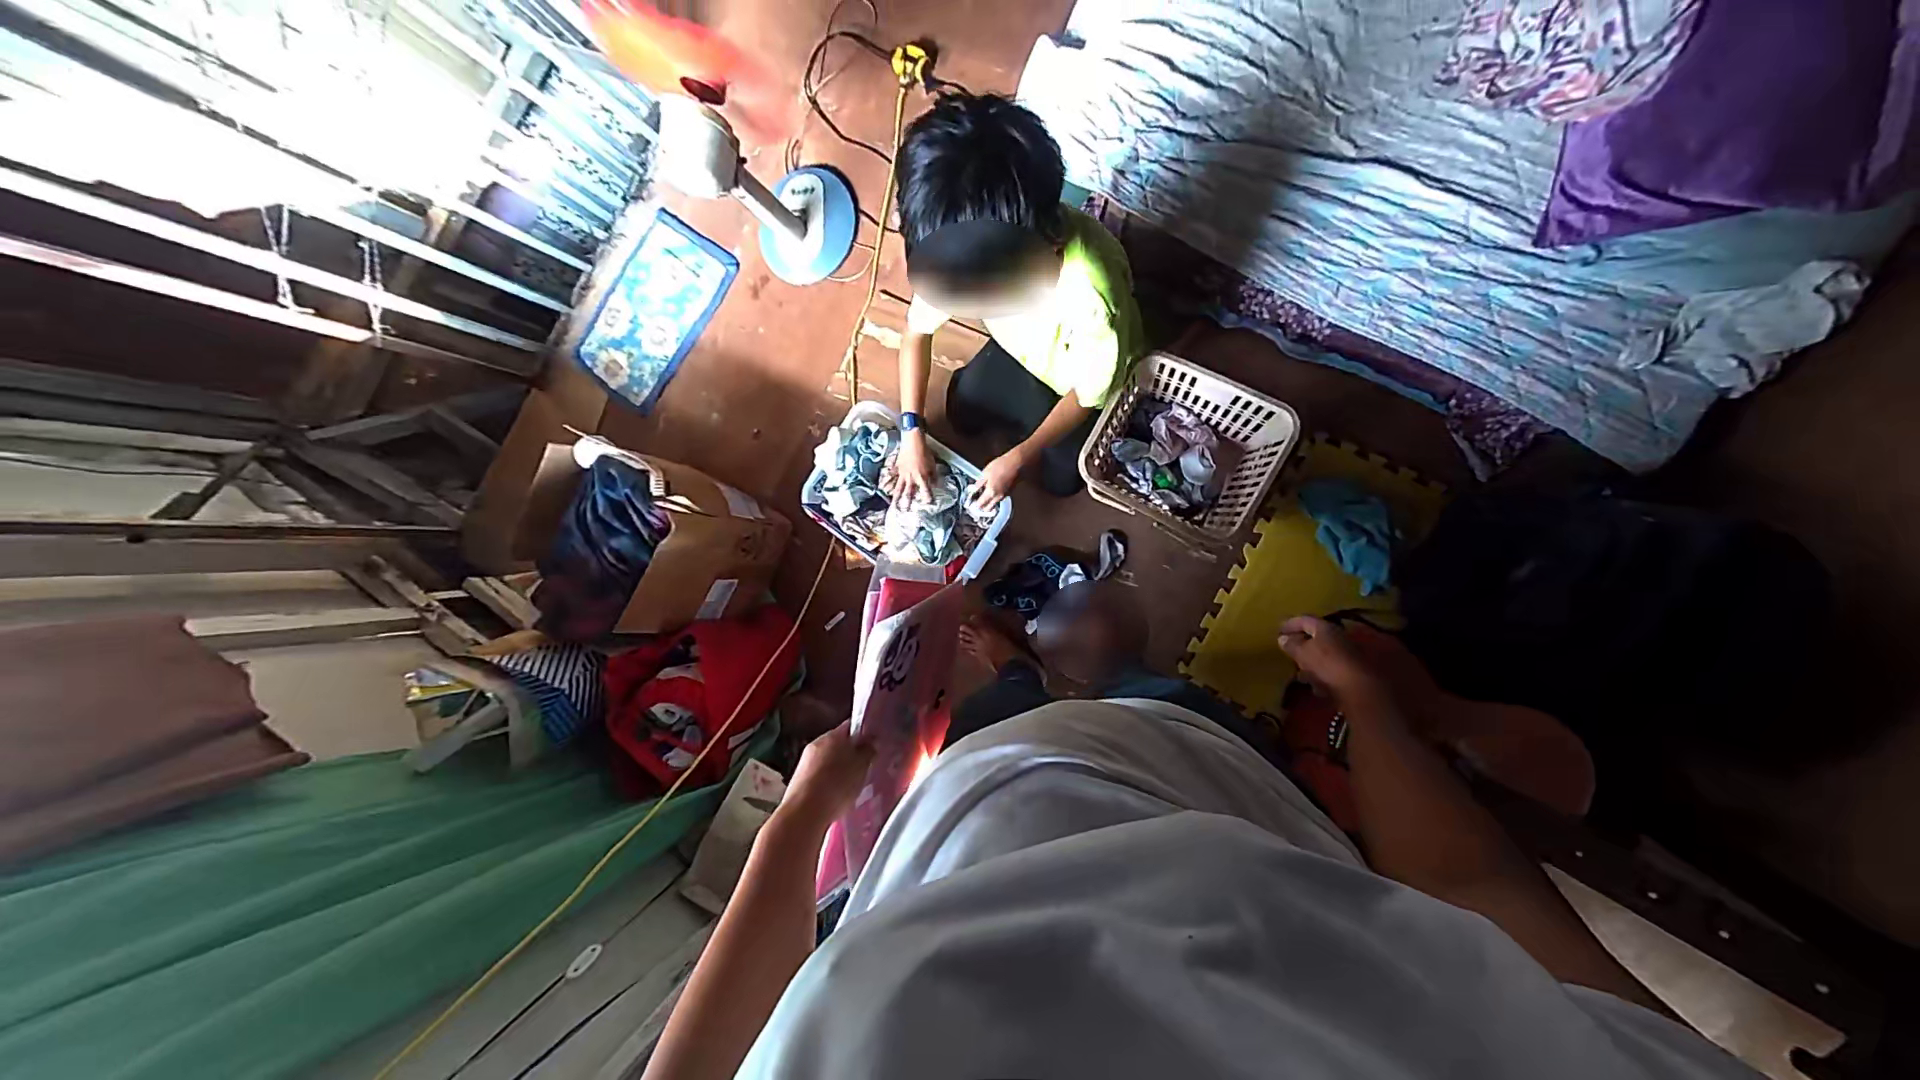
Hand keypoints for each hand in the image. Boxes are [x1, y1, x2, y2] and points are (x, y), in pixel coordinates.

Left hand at [779, 720, 873, 828]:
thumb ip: (868, 751)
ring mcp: (804, 762)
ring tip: (850, 785)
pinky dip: (827, 782)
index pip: (851, 726)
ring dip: (838, 769)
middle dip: (850, 753)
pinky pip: (818, 776)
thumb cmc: (837, 786)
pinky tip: (835, 796)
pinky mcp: (798, 781)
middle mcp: (816, 744)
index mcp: (832, 735)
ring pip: (827, 760)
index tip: (873, 744)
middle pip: (837, 744)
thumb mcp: (862, 767)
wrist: (803, 814)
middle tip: (864, 767)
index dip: (864, 733)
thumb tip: (870, 741)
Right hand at [889, 431, 935, 507]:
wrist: (913, 442)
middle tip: (905, 511)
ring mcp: (903, 474)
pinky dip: (887, 482)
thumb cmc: (924, 452)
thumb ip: (933, 476)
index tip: (928, 505)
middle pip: (909, 492)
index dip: (927, 498)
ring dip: (896, 497)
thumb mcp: (932, 464)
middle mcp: (911, 478)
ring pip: (899, 487)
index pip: (925, 490)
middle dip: (907, 503)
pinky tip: (884, 488)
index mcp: (921, 477)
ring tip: (893, 506)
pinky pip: (892, 477)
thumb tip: (935, 484)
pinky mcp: (897, 468)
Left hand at [968, 448, 1026, 512]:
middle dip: (982, 506)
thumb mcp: (985, 473)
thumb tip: (974, 489)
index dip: (974, 504)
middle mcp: (998, 497)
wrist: (1016, 463)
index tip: (971, 501)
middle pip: (988, 508)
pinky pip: (1000, 498)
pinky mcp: (1009, 492)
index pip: (980, 505)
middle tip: (977, 500)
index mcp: (991, 492)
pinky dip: (995, 496)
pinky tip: (993, 488)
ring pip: (994, 504)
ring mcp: (1005, 495)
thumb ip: (979, 483)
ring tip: (985, 492)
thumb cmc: (1002, 465)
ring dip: (989, 501)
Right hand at [1278, 616, 1389, 708]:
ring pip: (1324, 655)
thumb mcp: (1302, 652)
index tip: (1278, 630)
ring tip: (1299, 673)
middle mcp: (1339, 638)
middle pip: (1316, 638)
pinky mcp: (1353, 673)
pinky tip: (1316, 686)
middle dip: (1301, 645)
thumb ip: (1291, 644)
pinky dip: (1322, 676)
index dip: (1290, 624)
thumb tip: (1283, 638)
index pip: (1304, 620)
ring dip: (1311, 663)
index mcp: (1325, 628)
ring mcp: (1348, 655)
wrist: (1360, 689)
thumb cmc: (1326, 664)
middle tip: (1288, 652)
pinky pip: (1332, 670)